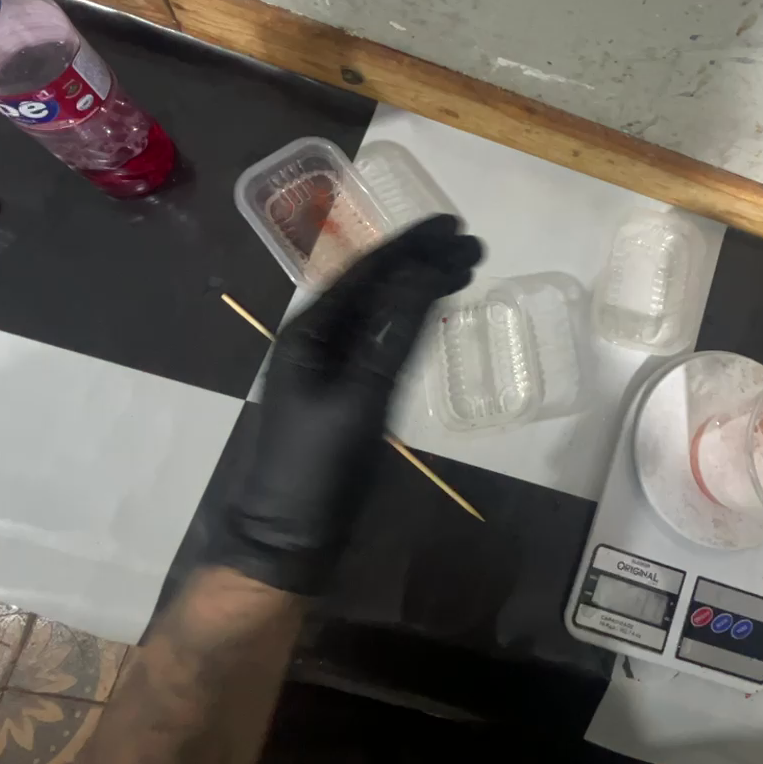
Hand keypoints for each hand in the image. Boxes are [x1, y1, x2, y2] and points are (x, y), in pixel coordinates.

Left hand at [208, 214, 482, 594]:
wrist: (289, 537)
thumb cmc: (318, 467)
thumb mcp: (360, 397)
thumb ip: (394, 333)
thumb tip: (425, 270)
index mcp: (311, 330)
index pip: (368, 271)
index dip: (412, 244)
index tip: (456, 226)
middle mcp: (321, 336)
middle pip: (377, 283)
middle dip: (423, 260)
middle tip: (473, 245)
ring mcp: (335, 362)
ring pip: (384, 308)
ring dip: (423, 284)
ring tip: (465, 268)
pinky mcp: (351, 386)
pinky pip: (387, 336)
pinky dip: (416, 317)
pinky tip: (438, 309)